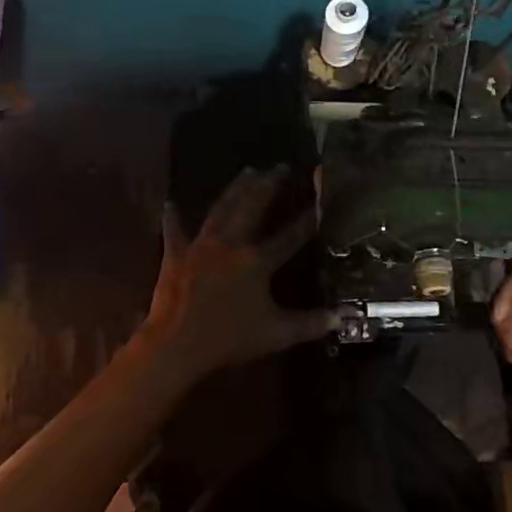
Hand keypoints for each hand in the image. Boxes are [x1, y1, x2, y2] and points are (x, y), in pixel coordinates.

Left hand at [137, 166, 336, 377]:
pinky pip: (174, 230)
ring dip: (235, 190)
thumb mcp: (276, 334)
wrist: (178, 344)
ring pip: (221, 209)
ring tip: (247, 171)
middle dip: (268, 185)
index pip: (290, 237)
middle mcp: (231, 244)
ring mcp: (201, 246)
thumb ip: (309, 324)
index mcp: (257, 261)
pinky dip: (173, 217)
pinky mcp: (175, 254)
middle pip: (252, 208)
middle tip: (279, 166)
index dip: (308, 219)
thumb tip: (340, 318)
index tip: (321, 200)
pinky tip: (170, 203)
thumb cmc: (229, 338)